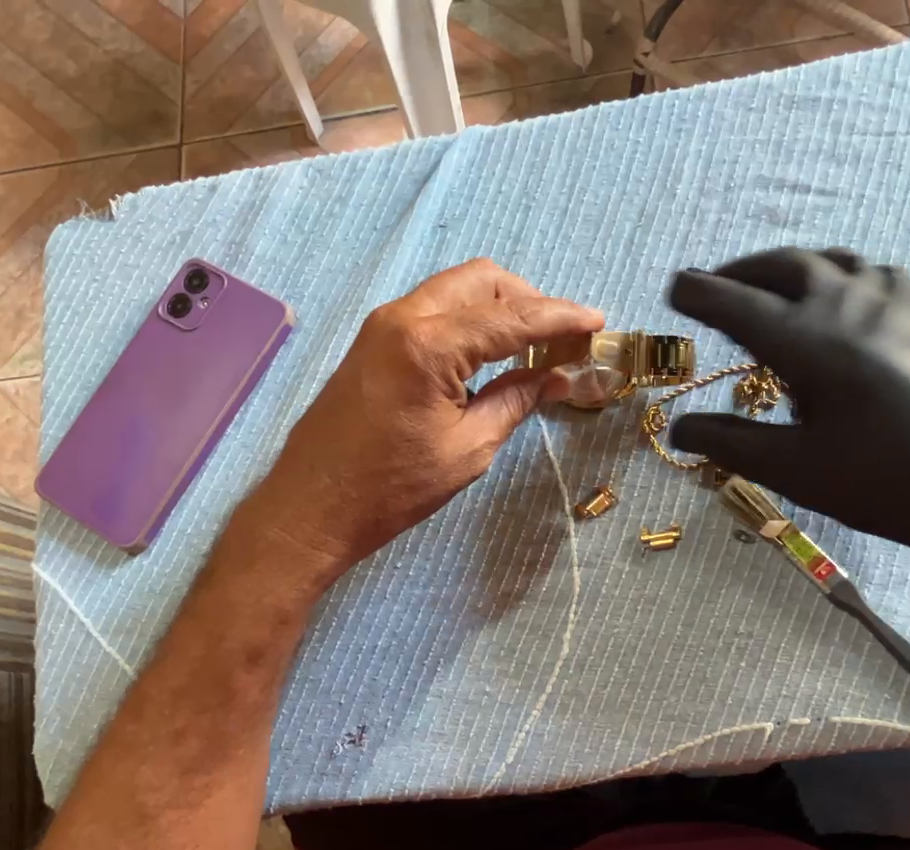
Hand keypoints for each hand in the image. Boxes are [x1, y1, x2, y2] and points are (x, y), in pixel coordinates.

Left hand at [232, 259, 603, 585]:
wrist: (312, 507)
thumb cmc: (392, 488)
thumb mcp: (467, 449)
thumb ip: (515, 401)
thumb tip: (557, 377)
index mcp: (430, 343)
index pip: (511, 317)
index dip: (560, 318)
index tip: (598, 322)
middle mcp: (404, 316)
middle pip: (483, 282)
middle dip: (529, 300)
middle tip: (561, 338)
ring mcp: (383, 325)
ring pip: (456, 291)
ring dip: (498, 308)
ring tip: (533, 346)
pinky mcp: (374, 342)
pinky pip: (434, 312)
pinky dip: (469, 321)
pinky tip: (490, 354)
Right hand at [667, 247, 909, 611]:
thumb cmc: (882, 480)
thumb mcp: (793, 470)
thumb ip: (730, 443)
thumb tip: (680, 428)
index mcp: (804, 340)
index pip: (735, 303)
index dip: (699, 293)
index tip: (674, 289)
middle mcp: (846, 304)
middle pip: (783, 265)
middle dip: (740, 271)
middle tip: (715, 286)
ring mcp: (895, 301)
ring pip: (832, 260)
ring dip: (791, 267)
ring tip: (772, 288)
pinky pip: (876, 272)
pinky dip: (843, 275)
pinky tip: (845, 300)